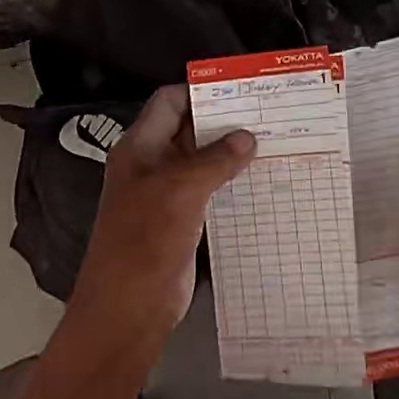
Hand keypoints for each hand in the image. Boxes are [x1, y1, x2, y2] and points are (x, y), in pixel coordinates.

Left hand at [73, 85, 255, 349]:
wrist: (126, 310)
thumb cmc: (145, 240)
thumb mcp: (181, 189)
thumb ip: (216, 159)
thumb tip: (248, 138)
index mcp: (140, 147)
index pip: (169, 101)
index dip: (200, 90)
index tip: (240, 88)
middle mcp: (152, 164)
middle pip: (189, 127)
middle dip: (224, 119)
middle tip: (265, 111)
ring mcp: (166, 192)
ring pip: (202, 158)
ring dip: (232, 150)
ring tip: (271, 139)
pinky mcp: (181, 217)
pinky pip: (210, 186)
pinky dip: (232, 178)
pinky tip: (260, 176)